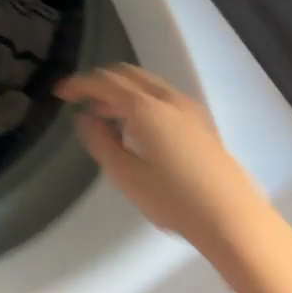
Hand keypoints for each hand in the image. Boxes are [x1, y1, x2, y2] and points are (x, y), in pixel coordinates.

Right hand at [56, 65, 290, 262]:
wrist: (232, 218)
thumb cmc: (173, 199)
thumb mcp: (125, 174)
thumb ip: (100, 141)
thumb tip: (85, 118)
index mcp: (146, 108)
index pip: (104, 82)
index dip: (78, 84)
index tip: (59, 93)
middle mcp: (169, 99)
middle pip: (127, 74)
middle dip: (100, 81)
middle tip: (80, 99)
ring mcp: (189, 109)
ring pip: (147, 84)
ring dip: (121, 91)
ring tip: (103, 114)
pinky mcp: (201, 124)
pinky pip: (162, 97)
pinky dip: (140, 100)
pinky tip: (134, 127)